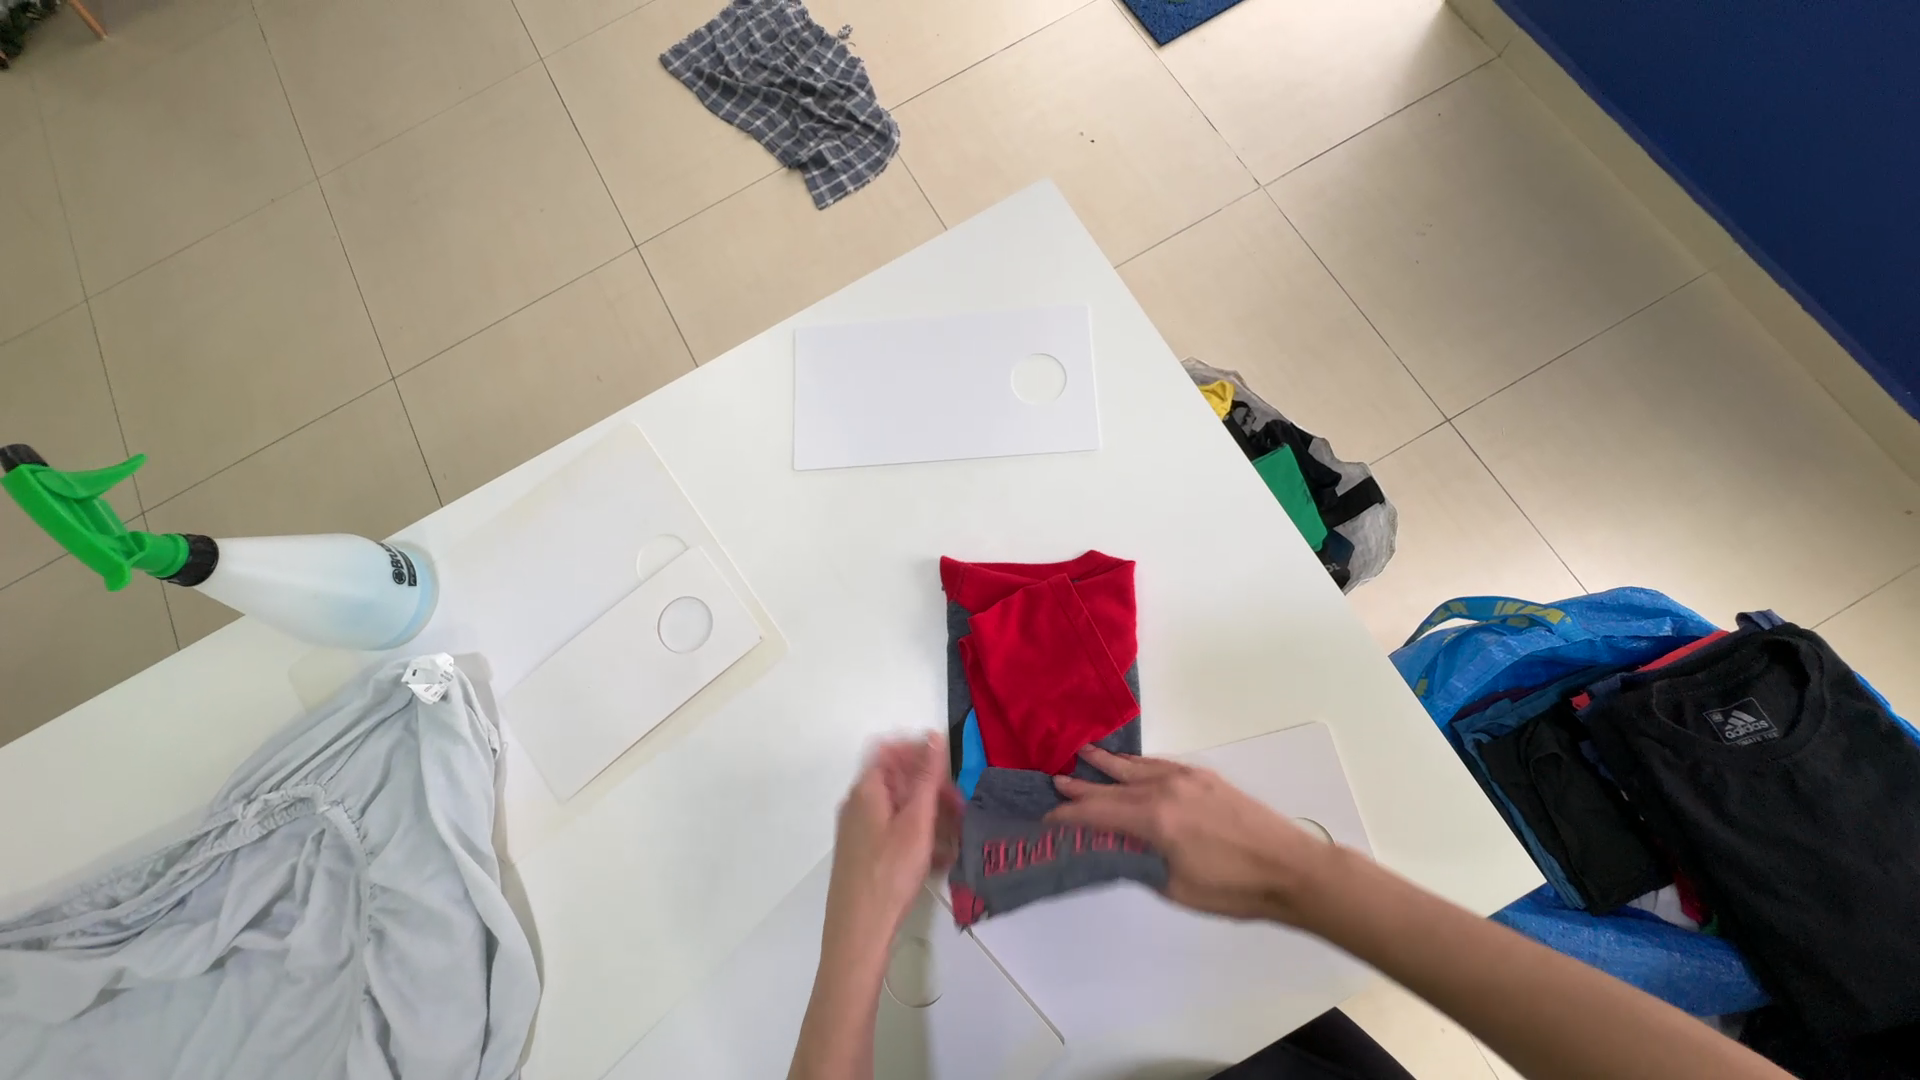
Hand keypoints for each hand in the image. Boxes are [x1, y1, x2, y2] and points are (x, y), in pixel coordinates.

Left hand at [822, 734, 961, 962]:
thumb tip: (933, 735)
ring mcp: (858, 831)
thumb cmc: (890, 874)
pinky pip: (893, 831)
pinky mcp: (863, 855)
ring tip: (955, 837)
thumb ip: (927, 777)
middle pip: (896, 779)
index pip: (889, 749)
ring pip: (898, 808)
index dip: (918, 750)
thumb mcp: (917, 822)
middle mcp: (857, 804)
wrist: (858, 935)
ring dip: (928, 815)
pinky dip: (917, 836)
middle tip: (959, 808)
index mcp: (866, 790)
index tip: (948, 768)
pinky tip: (939, 858)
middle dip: (930, 787)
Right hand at [1047, 745, 1340, 923]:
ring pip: (1134, 767)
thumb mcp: (1176, 888)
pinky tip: (1129, 764)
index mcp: (1154, 820)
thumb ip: (1140, 862)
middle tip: (1055, 781)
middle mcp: (1164, 790)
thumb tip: (1117, 847)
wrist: (1290, 867)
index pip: (1099, 813)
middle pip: (1112, 785)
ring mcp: (1185, 777)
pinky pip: (1158, 764)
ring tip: (1083, 754)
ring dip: (1107, 763)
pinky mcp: (1202, 776)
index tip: (1047, 815)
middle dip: (1081, 786)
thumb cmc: (1233, 888)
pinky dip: (1137, 763)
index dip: (1070, 815)